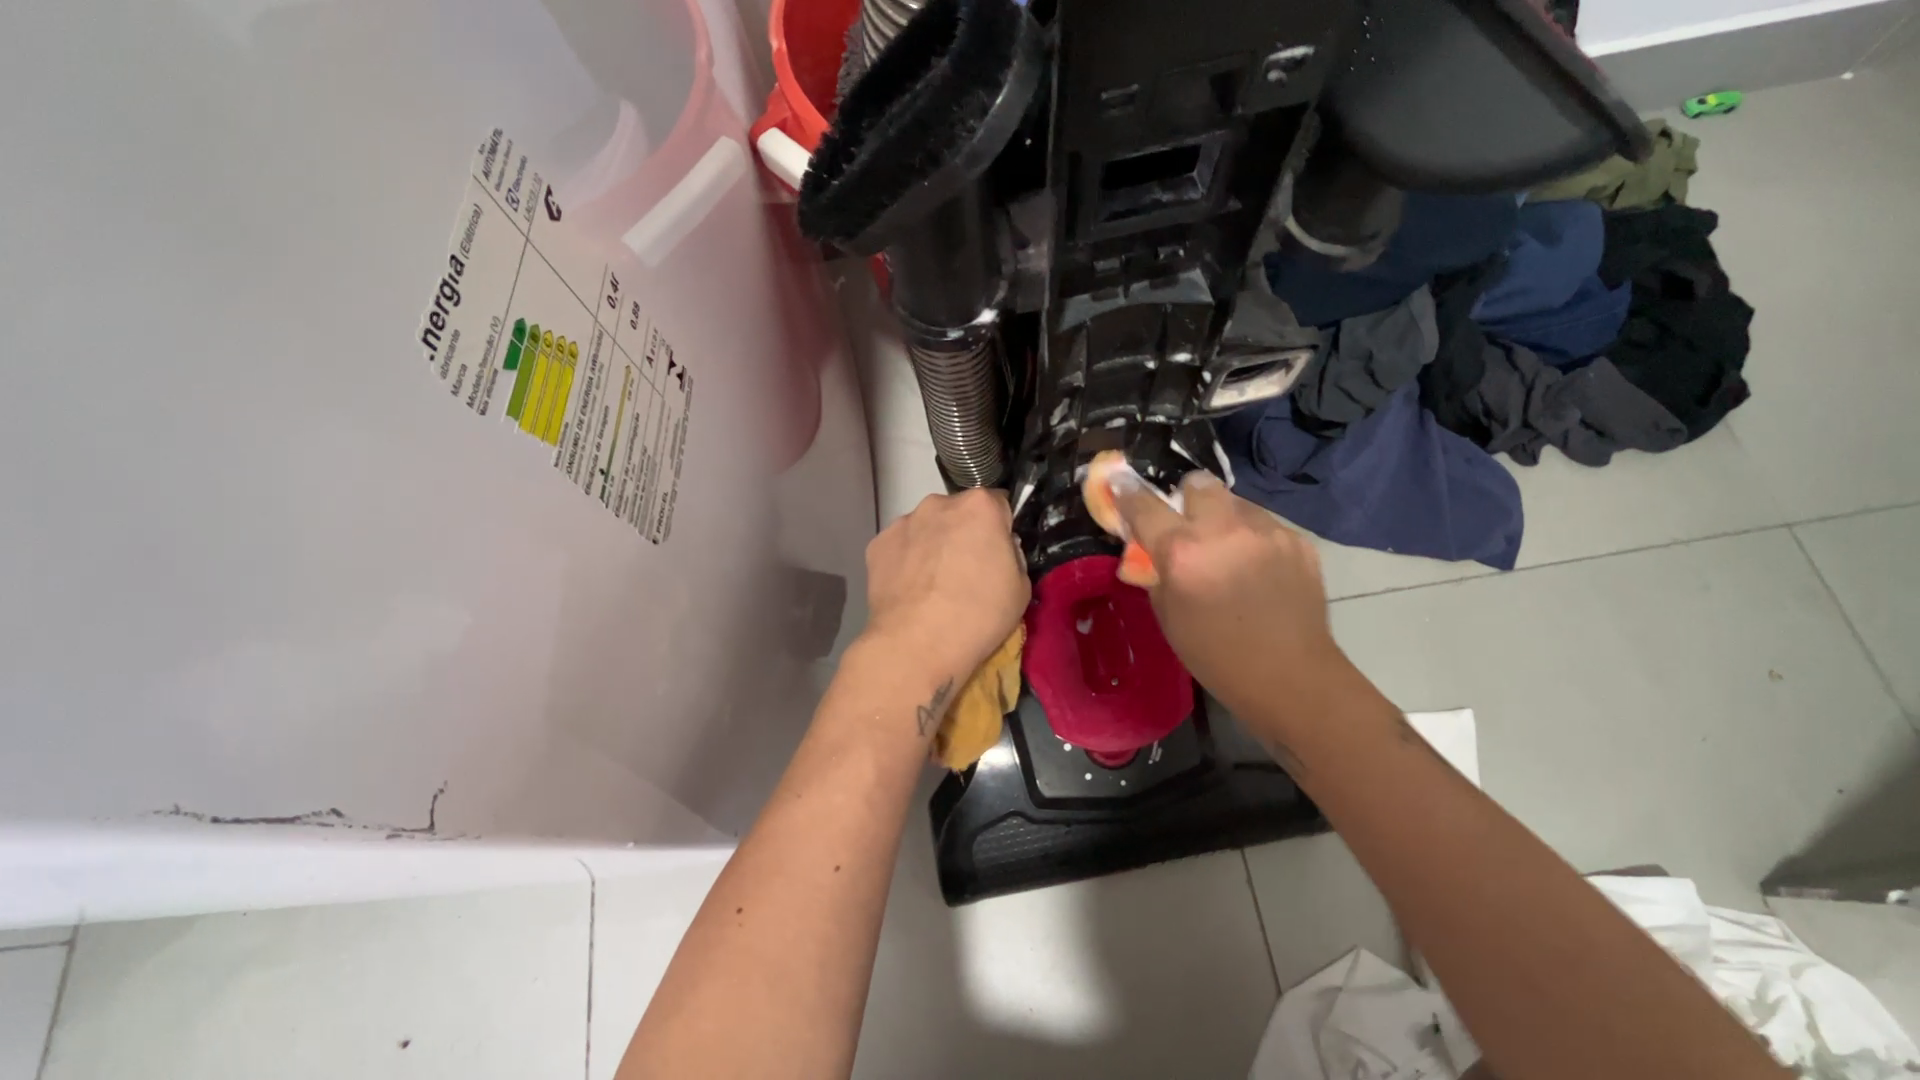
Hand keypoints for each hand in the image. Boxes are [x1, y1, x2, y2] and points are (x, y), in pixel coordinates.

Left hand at [863, 489, 1029, 686]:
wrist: (917, 645)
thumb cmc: (979, 615)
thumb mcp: (1021, 587)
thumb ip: (1010, 555)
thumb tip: (996, 552)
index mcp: (980, 506)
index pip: (998, 504)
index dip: (1000, 529)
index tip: (997, 554)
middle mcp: (939, 503)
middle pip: (958, 513)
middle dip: (963, 534)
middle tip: (965, 571)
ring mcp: (903, 522)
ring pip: (926, 528)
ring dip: (932, 546)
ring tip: (933, 585)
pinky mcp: (877, 544)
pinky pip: (900, 547)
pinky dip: (906, 562)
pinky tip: (910, 591)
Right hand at [1111, 470, 1347, 718]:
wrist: (1290, 676)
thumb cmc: (1216, 656)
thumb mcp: (1168, 617)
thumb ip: (1156, 573)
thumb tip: (1150, 550)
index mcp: (1182, 551)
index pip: (1145, 506)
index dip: (1128, 492)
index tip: (1120, 483)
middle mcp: (1223, 529)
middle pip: (1198, 483)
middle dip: (1188, 497)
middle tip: (1189, 523)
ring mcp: (1266, 530)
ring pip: (1236, 502)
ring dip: (1224, 518)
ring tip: (1230, 552)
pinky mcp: (1297, 539)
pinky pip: (1265, 524)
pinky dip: (1254, 538)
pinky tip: (1260, 570)